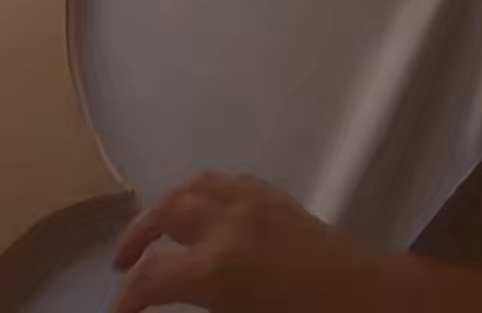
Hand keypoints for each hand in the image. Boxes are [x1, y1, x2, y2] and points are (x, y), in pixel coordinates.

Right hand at [110, 172, 380, 312]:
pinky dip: (207, 190)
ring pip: (200, 182)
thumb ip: (197, 302)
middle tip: (123, 261)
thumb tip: (163, 297)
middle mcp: (230, 222)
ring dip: (171, 202)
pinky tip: (205, 211)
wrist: (358, 291)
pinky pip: (231, 180)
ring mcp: (256, 201)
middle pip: (169, 208)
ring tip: (157, 228)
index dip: (123, 302)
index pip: (149, 278)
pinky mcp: (277, 195)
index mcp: (216, 265)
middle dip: (138, 232)